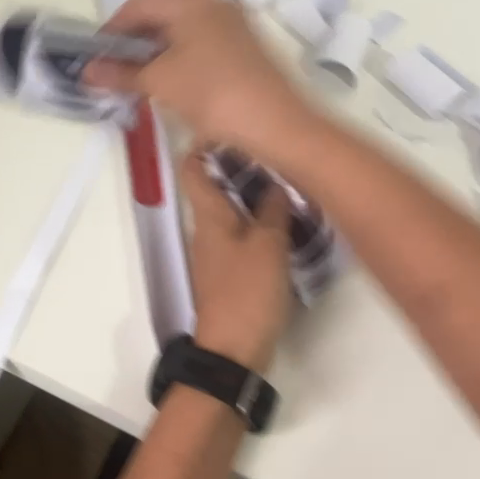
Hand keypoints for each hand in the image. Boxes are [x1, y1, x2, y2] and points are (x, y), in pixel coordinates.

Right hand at [88, 0, 319, 158]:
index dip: (110, 32)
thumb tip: (87, 71)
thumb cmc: (212, 93)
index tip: (94, 58)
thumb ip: (120, 73)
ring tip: (137, 82)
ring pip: (180, 31)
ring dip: (155, 54)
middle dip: (133, 44)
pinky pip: (199, 43)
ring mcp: (232, 20)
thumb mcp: (159, 82)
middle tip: (112, 73)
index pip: (136, 6)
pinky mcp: (243, 43)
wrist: (275, 123)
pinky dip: (179, 59)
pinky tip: (169, 84)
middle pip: (159, 15)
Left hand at [179, 150, 293, 371]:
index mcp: (208, 216)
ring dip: (252, 196)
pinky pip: (241, 235)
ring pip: (230, 212)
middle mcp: (206, 230)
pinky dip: (258, 222)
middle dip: (239, 168)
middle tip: (275, 152)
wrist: (233, 351)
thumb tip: (274, 182)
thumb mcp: (268, 246)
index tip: (231, 128)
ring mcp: (216, 253)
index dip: (204, 146)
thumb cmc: (247, 292)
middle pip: (214, 188)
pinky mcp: (229, 273)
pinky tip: (284, 221)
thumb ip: (272, 210)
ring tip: (286, 181)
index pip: (193, 170)